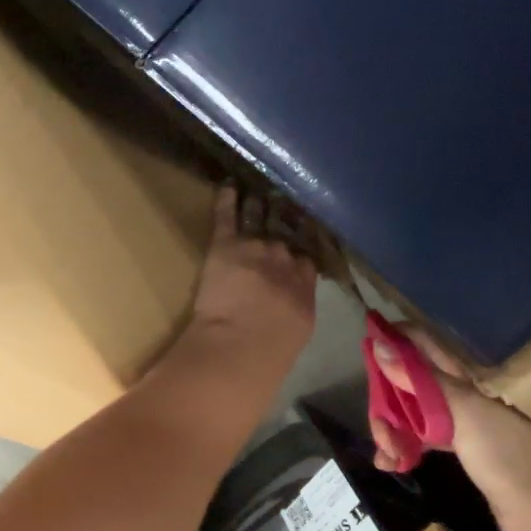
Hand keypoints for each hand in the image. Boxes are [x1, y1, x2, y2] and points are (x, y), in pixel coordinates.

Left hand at [187, 187, 318, 365]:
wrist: (240, 342)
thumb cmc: (272, 347)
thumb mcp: (300, 327)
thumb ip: (299, 303)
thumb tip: (295, 298)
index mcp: (303, 279)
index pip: (305, 252)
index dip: (301, 243)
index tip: (300, 234)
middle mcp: (283, 256)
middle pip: (284, 230)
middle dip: (284, 216)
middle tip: (283, 202)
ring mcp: (255, 245)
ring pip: (258, 216)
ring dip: (258, 202)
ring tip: (258, 190)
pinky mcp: (225, 243)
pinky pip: (226, 214)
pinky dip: (226, 197)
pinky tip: (227, 183)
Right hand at [368, 324, 530, 530]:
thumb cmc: (509, 457)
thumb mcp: (463, 413)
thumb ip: (421, 381)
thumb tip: (378, 343)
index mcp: (465, 380)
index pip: (423, 345)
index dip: (394, 340)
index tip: (364, 345)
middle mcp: (461, 396)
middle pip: (409, 384)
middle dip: (385, 399)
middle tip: (378, 429)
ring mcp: (461, 426)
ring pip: (411, 414)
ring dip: (391, 429)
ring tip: (386, 454)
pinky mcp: (462, 453)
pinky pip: (420, 441)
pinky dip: (402, 449)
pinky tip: (390, 463)